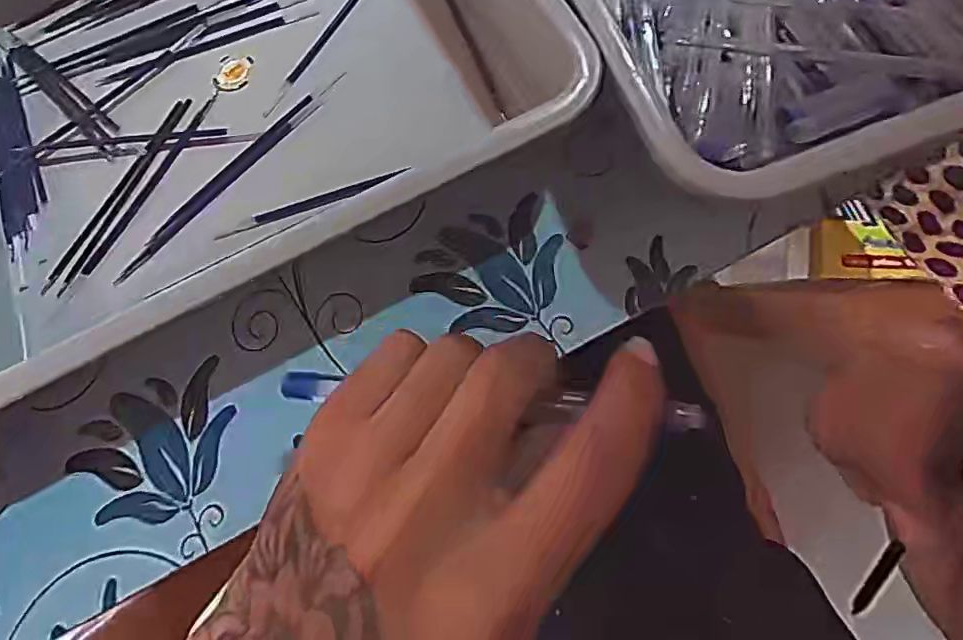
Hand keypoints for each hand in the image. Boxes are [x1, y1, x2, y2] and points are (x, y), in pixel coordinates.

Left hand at [195, 332, 664, 639]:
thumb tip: (559, 423)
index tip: (642, 361)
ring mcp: (363, 462)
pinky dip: (421, 362)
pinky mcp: (320, 434)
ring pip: (451, 352)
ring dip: (477, 365)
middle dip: (536, 364)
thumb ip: (541, 521)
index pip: (584, 470)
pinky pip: (396, 350)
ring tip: (468, 398)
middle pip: (506, 378)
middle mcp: (425, 510)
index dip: (628, 404)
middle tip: (533, 386)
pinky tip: (414, 400)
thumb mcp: (500, 612)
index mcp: (487, 586)